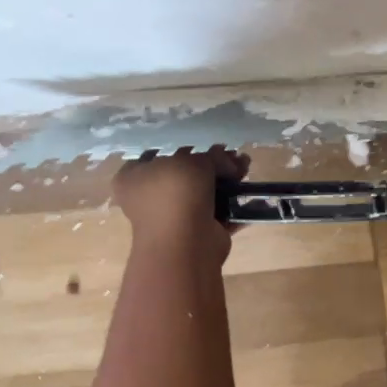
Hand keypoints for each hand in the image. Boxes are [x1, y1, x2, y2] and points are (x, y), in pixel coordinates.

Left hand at [113, 149, 245, 261]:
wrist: (186, 243)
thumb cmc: (177, 195)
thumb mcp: (194, 162)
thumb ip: (212, 156)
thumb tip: (230, 158)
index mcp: (134, 176)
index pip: (157, 154)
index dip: (184, 145)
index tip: (207, 142)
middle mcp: (151, 196)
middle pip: (186, 172)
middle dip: (214, 163)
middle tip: (234, 155)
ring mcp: (175, 215)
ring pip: (205, 191)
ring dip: (227, 181)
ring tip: (247, 167)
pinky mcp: (198, 231)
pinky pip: (219, 212)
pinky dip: (234, 204)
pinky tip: (252, 194)